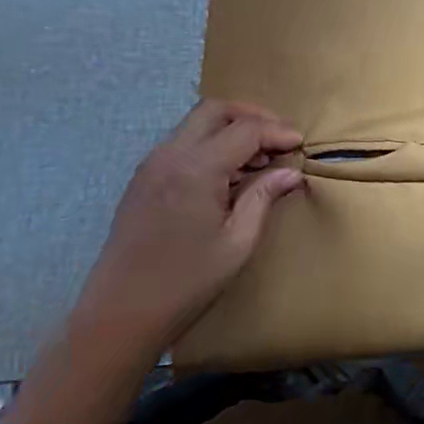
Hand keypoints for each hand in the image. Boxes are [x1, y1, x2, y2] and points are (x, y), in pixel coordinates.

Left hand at [71, 100, 302, 360]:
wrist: (122, 313)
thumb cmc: (188, 281)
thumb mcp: (238, 242)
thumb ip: (263, 198)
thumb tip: (291, 173)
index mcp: (196, 169)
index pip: (245, 130)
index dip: (277, 132)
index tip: (301, 146)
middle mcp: (169, 156)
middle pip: (214, 110)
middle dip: (253, 116)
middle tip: (280, 139)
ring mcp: (151, 166)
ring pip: (196, 124)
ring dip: (231, 131)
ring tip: (260, 162)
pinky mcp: (143, 180)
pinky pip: (183, 145)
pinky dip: (211, 146)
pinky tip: (230, 177)